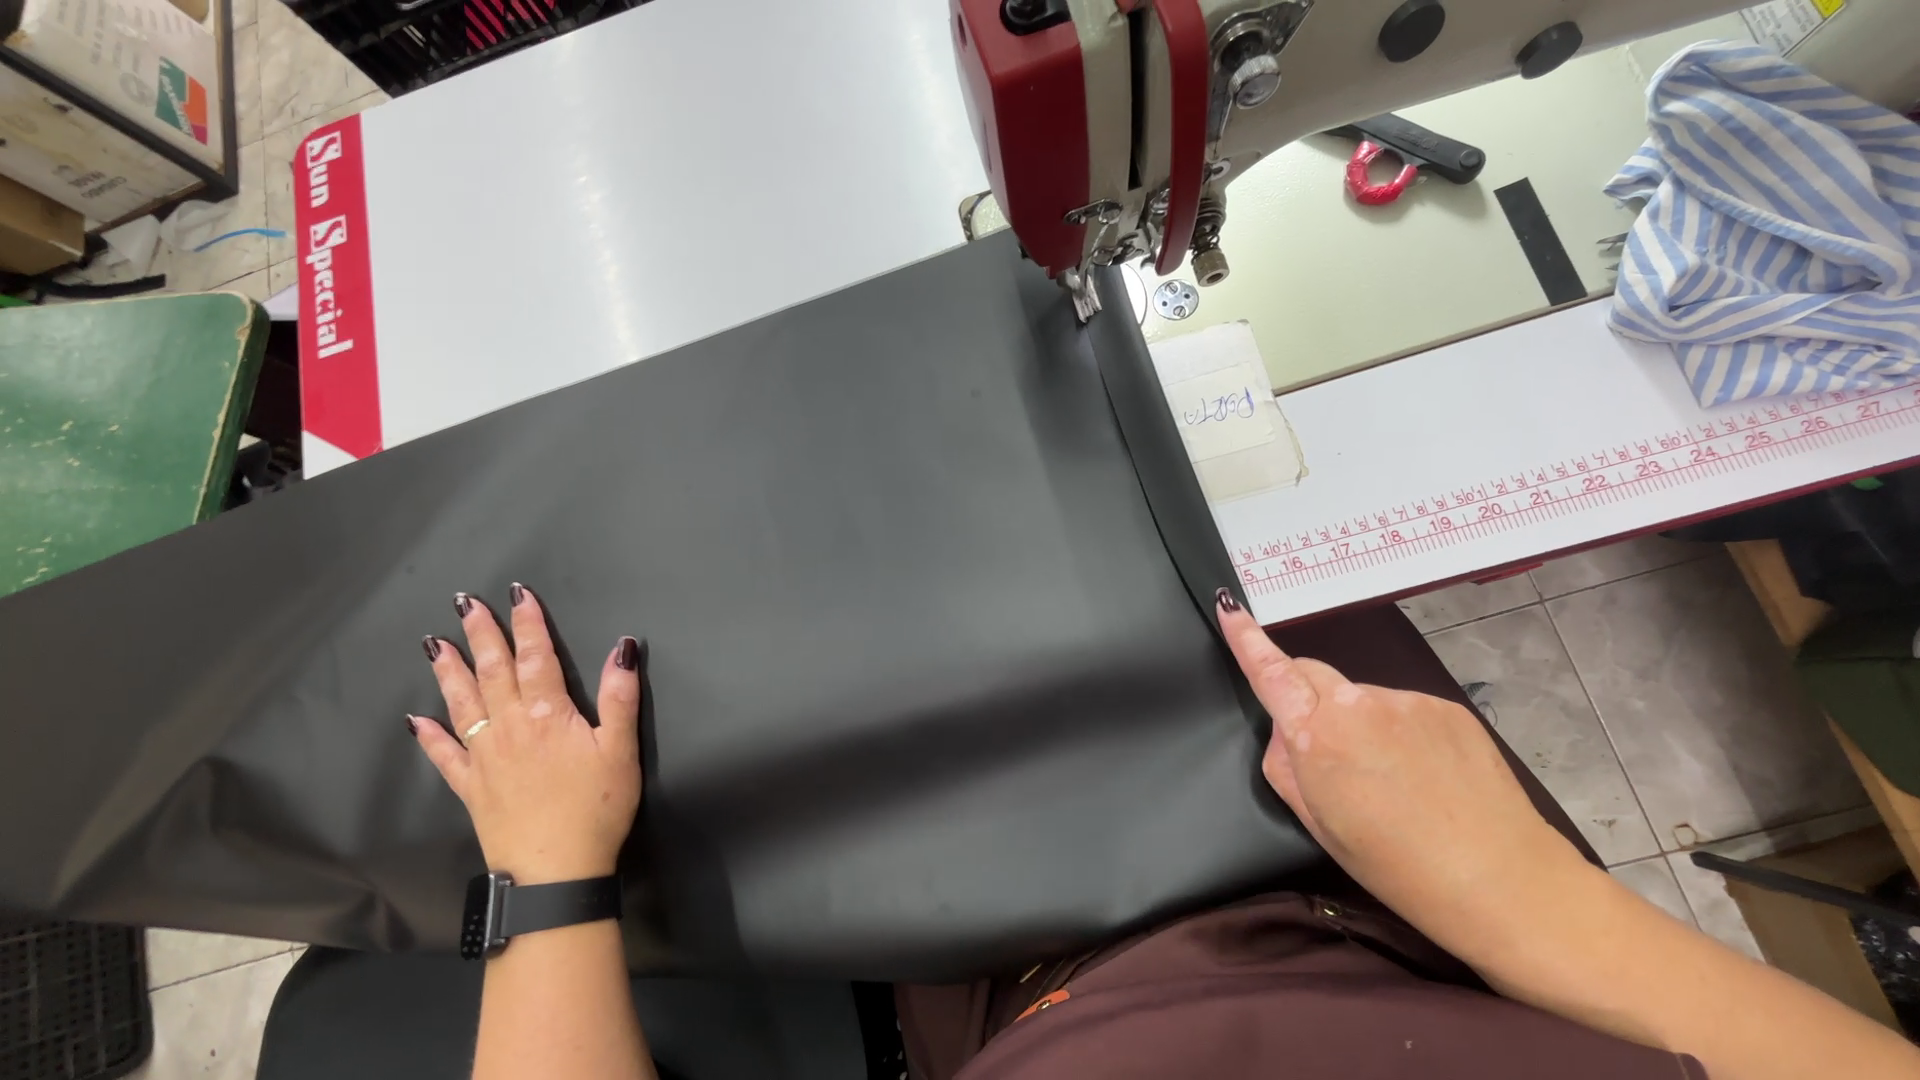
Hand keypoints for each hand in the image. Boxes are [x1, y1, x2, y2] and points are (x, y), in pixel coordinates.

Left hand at [412, 583, 643, 884]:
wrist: (554, 870)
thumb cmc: (596, 806)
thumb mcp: (621, 749)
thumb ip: (621, 696)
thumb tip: (623, 646)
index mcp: (548, 714)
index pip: (537, 658)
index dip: (528, 623)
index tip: (518, 593)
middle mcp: (510, 727)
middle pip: (494, 672)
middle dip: (481, 635)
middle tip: (464, 603)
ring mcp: (484, 757)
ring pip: (463, 704)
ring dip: (449, 671)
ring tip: (433, 643)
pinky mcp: (470, 787)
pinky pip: (444, 756)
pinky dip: (429, 736)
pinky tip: (416, 720)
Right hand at [1213, 588, 1582, 934]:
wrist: (1504, 882)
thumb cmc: (1397, 867)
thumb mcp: (1318, 824)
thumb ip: (1286, 767)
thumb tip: (1286, 733)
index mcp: (1317, 737)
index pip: (1271, 672)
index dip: (1245, 638)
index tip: (1228, 607)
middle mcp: (1359, 705)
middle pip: (1312, 674)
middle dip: (1304, 695)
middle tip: (1323, 751)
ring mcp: (1407, 702)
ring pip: (1360, 697)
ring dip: (1358, 723)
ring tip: (1390, 780)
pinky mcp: (1448, 707)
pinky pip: (1403, 709)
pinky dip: (1400, 733)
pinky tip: (1424, 775)